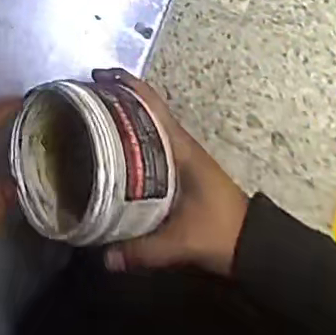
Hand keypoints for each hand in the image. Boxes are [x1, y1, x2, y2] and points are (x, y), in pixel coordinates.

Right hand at [93, 68, 248, 275]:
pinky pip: (150, 138)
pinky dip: (131, 133)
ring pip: (147, 122)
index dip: (125, 84)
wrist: (252, 244)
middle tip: (83, 97)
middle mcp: (179, 142)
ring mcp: (180, 152)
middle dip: (116, 96)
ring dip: (123, 112)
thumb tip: (104, 256)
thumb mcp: (181, 242)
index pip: (151, 102)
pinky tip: (111, 146)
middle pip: (145, 106)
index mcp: (180, 146)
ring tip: (90, 115)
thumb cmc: (220, 231)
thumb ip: (143, 250)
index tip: (97, 78)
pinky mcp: (180, 166)